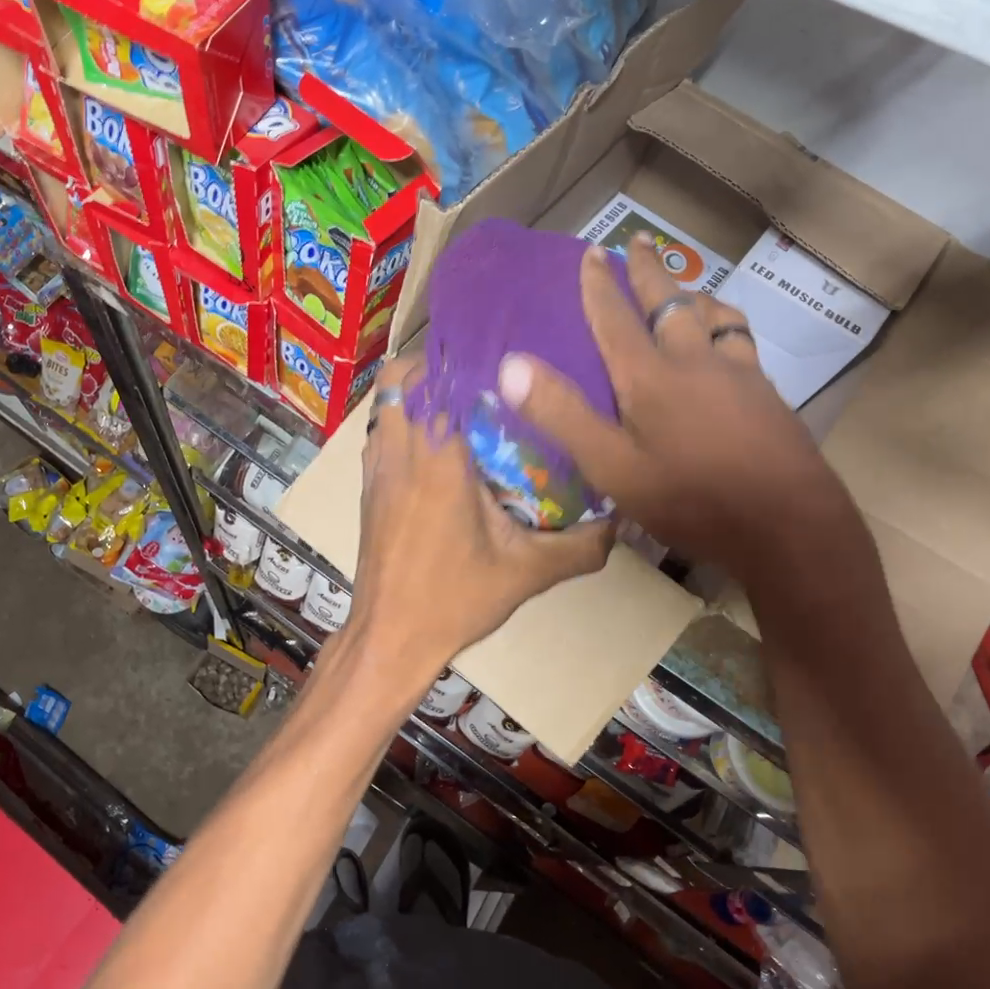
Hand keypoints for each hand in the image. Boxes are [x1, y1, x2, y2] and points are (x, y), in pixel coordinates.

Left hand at [348, 356, 613, 679]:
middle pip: (402, 378)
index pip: (442, 380)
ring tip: (457, 401)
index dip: (466, 356)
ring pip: (385, 404)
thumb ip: (582, 545)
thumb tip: (622, 519)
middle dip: (436, 365)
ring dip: (414, 392)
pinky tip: (434, 445)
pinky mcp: (367, 488)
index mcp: (440, 457)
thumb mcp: (529, 572)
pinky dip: (400, 421)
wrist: (392, 636)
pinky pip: (378, 433)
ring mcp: (377, 469)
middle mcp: (401, 450)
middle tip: (479, 374)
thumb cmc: (455, 599)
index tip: (501, 352)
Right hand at [498, 239, 852, 576]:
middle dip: (650, 271)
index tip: (592, 252)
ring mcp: (738, 376)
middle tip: (640, 242)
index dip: (600, 284)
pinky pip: (741, 343)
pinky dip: (725, 327)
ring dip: (695, 295)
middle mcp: (695, 361)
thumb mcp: (611, 465)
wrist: (788, 526)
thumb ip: (561, 414)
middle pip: (670, 303)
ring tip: (687, 290)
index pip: (616, 318)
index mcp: (650, 376)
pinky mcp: (767, 396)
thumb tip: (510, 365)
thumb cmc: (689, 498)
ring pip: (716, 317)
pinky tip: (728, 346)